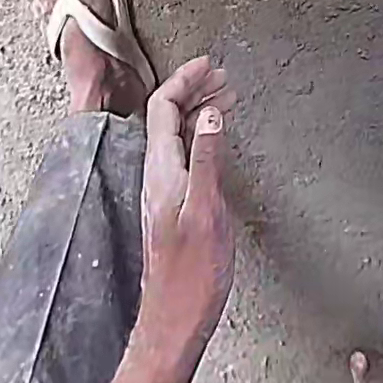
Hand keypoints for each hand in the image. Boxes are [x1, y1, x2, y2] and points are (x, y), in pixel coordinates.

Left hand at [108, 56, 236, 382]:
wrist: (175, 318)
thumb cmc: (191, 272)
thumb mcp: (205, 209)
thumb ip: (206, 157)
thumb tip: (210, 112)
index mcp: (161, 168)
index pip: (163, 106)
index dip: (184, 78)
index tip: (207, 64)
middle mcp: (158, 172)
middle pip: (167, 114)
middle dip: (193, 87)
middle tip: (221, 75)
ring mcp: (164, 185)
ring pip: (177, 130)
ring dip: (199, 107)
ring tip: (225, 95)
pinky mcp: (174, 198)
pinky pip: (184, 148)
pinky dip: (201, 130)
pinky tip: (216, 134)